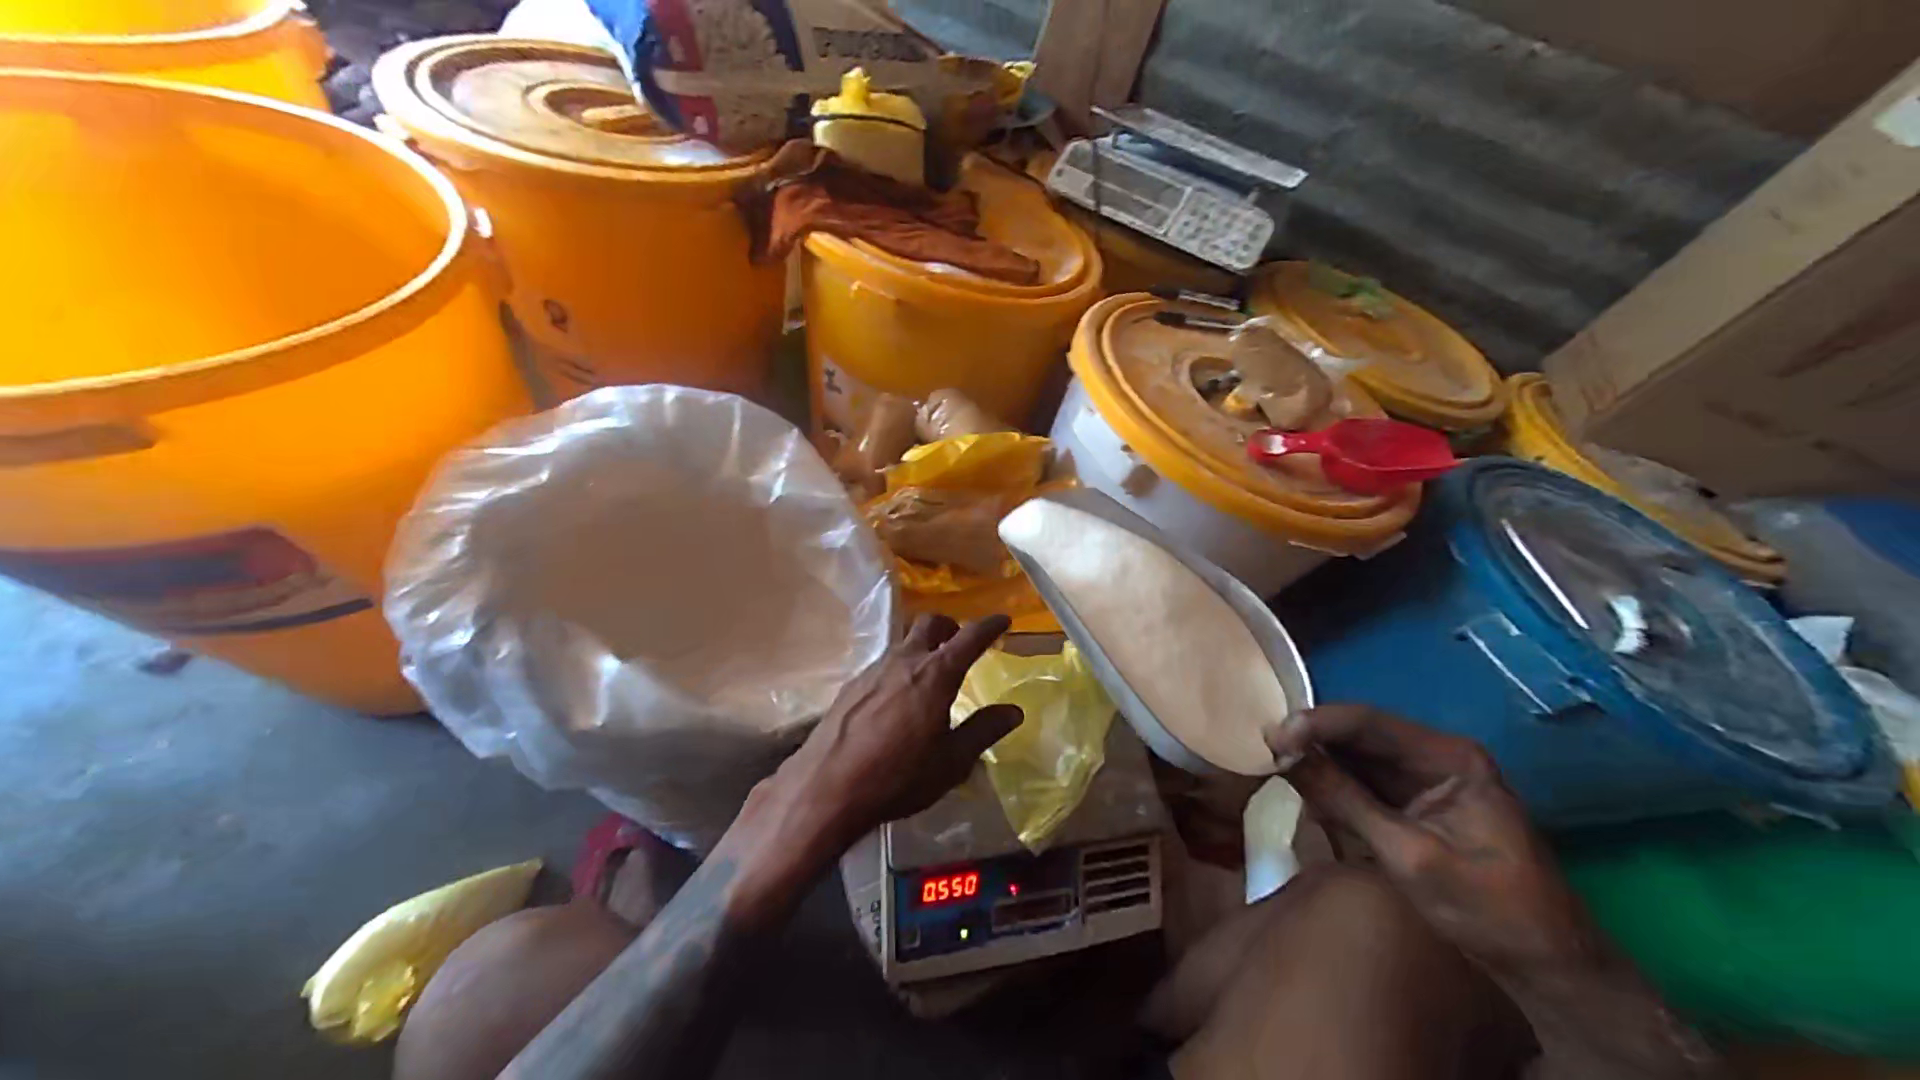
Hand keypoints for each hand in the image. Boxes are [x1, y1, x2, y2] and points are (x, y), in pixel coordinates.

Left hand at [761, 614, 1023, 851]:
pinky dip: (900, 666)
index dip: (989, 626)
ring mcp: (873, 670)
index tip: (1002, 620)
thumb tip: (1013, 711)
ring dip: (922, 646)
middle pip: (930, 623)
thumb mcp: (952, 761)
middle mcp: (904, 660)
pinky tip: (898, 696)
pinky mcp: (852, 685)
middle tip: (961, 642)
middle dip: (951, 626)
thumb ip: (983, 731)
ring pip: (903, 642)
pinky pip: (884, 663)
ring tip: (931, 671)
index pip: (969, 637)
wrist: (827, 787)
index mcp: (936, 674)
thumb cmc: (899, 776)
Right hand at [1266, 705, 1599, 975]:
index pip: (1368, 723)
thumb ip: (1345, 800)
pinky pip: (1361, 782)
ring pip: (1355, 757)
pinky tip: (1303, 789)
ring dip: (1317, 763)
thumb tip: (1285, 757)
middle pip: (1358, 735)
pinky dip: (1331, 786)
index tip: (1272, 738)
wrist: (1550, 969)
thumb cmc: (1490, 910)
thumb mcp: (1409, 855)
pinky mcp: (1413, 805)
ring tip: (1273, 767)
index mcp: (1449, 758)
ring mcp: (1424, 781)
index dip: (1315, 724)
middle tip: (1263, 752)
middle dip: (1311, 742)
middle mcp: (1435, 758)